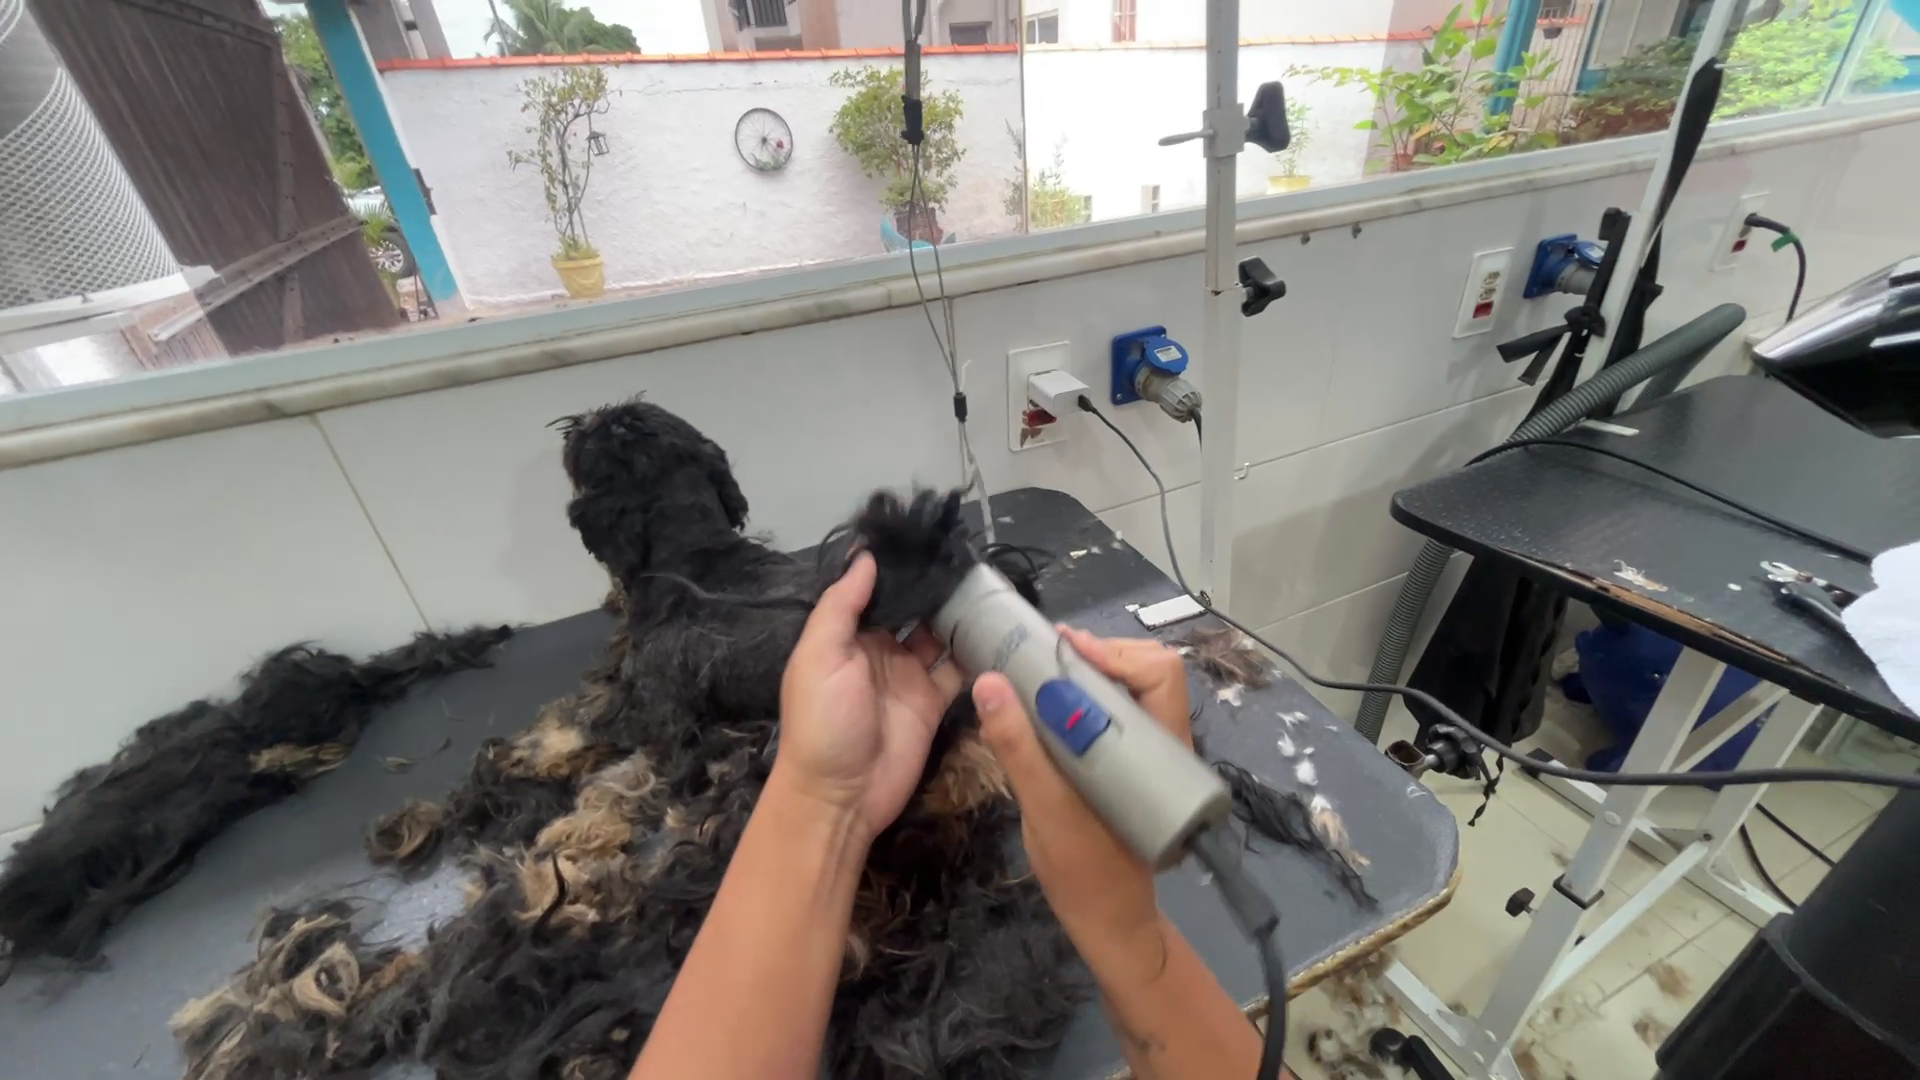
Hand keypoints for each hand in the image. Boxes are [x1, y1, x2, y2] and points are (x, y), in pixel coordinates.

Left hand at [775, 552, 963, 841]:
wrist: (840, 796)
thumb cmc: (823, 720)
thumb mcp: (820, 656)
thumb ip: (843, 605)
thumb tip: (866, 555)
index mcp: (848, 634)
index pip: (876, 590)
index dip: (898, 566)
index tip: (928, 537)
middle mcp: (880, 649)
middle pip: (912, 608)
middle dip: (935, 586)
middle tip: (969, 556)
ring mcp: (909, 675)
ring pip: (939, 634)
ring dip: (959, 614)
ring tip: (989, 584)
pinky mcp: (933, 701)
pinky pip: (957, 670)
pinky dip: (974, 653)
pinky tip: (996, 629)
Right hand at [973, 627, 1193, 977]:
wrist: (1105, 919)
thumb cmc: (1082, 869)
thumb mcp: (1043, 806)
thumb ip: (1017, 745)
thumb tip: (988, 682)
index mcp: (1160, 751)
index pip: (1161, 675)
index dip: (1116, 654)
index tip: (1067, 653)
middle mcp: (1164, 741)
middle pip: (1147, 669)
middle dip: (1099, 653)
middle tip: (1048, 655)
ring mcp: (1149, 750)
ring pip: (1131, 685)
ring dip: (1091, 670)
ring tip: (1044, 669)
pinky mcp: (1130, 758)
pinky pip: (1116, 707)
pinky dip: (1086, 691)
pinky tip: (1052, 696)